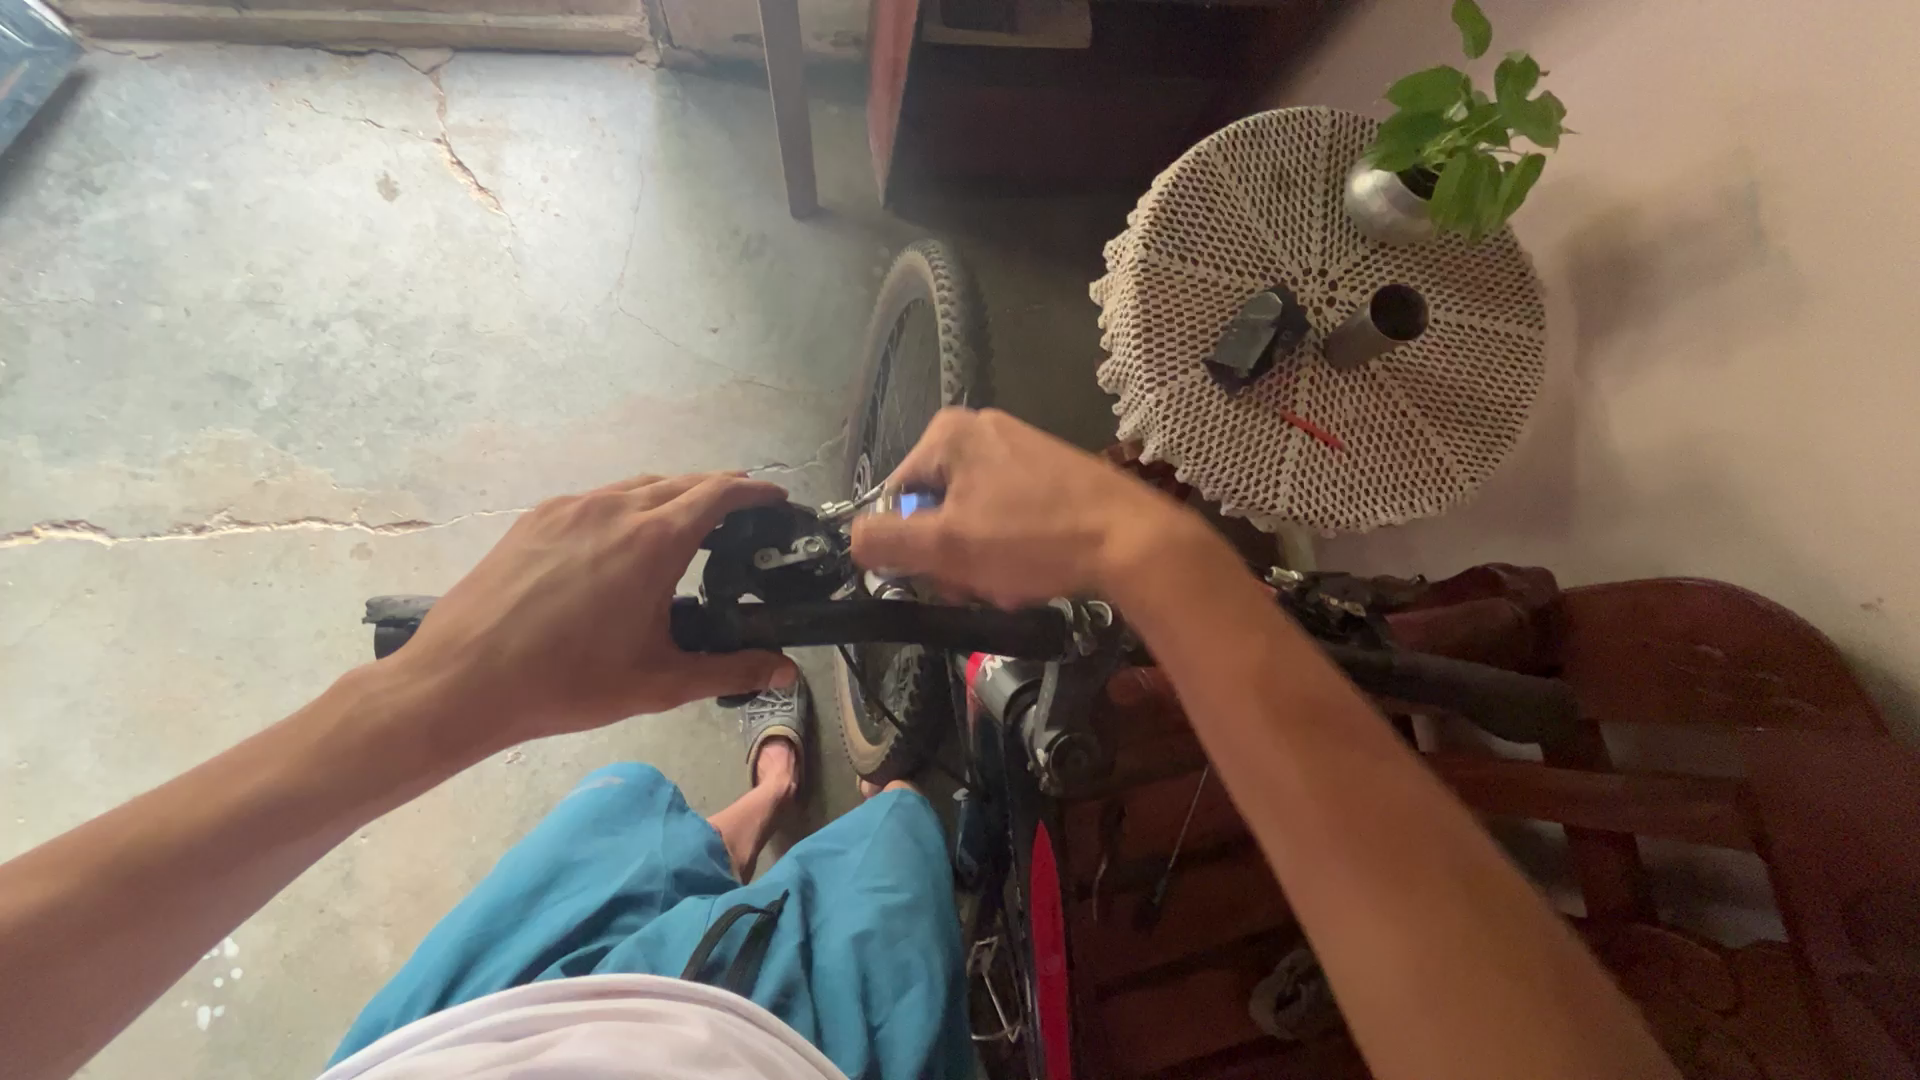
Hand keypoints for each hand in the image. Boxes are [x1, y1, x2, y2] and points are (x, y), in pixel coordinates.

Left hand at [386, 472, 796, 752]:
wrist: (460, 682)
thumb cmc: (570, 683)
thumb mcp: (662, 682)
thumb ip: (732, 670)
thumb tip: (787, 671)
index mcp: (655, 541)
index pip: (719, 493)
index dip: (755, 491)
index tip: (776, 498)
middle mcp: (616, 508)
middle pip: (683, 481)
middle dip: (720, 490)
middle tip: (744, 513)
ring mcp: (571, 507)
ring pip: (639, 486)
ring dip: (675, 495)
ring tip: (690, 521)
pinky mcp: (537, 518)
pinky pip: (600, 497)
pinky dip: (631, 505)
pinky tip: (626, 538)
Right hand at [850, 408, 1218, 607]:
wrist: (1133, 541)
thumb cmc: (1032, 538)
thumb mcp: (946, 546)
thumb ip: (885, 541)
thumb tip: (852, 539)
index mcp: (947, 434)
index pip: (895, 497)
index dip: (909, 547)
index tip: (937, 579)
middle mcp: (982, 430)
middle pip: (936, 508)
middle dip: (951, 557)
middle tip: (977, 587)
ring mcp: (1021, 449)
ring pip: (973, 519)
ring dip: (982, 561)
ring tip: (1011, 583)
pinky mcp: (1052, 473)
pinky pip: (1009, 516)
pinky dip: (1013, 549)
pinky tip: (1035, 570)